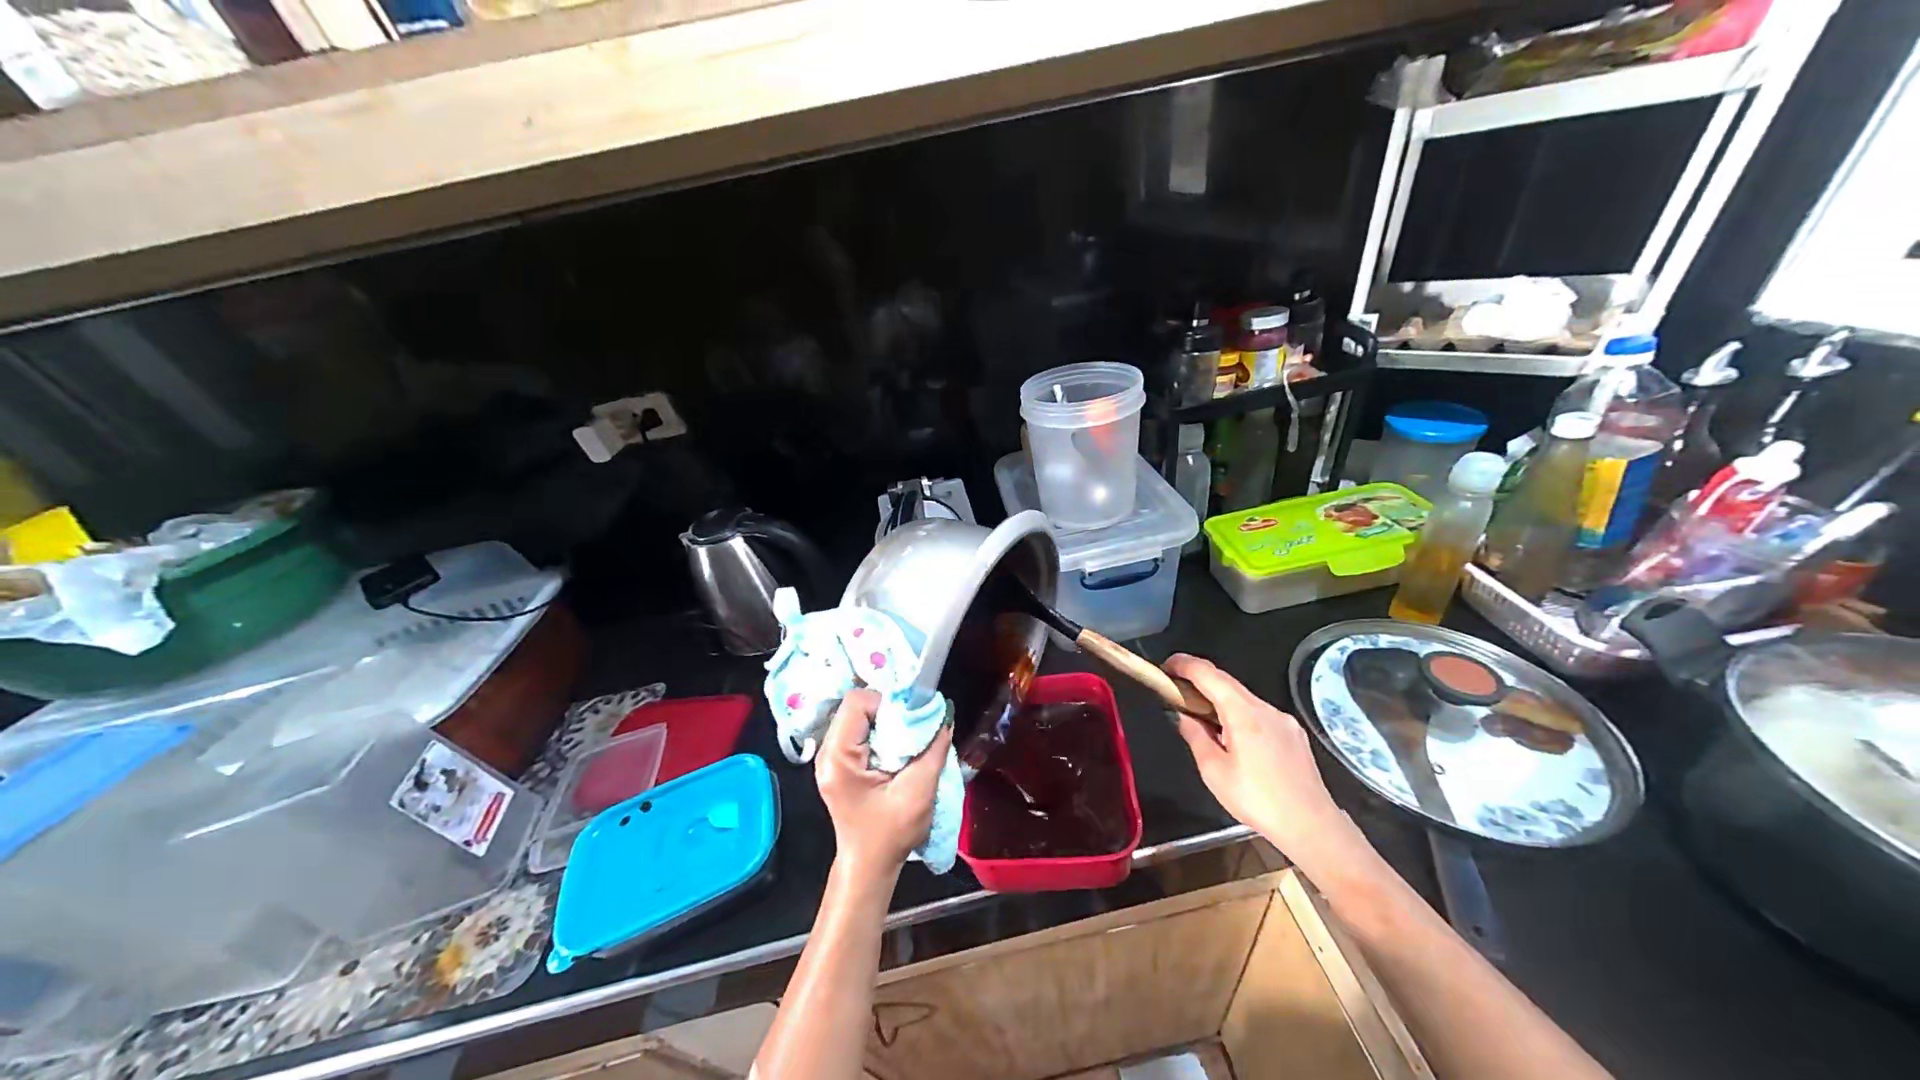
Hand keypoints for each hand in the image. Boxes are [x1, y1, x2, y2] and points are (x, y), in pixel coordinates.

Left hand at [815, 689, 951, 878]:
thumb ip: (933, 751)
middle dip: (889, 711)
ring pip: (859, 717)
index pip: (857, 702)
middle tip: (913, 729)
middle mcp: (828, 752)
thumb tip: (944, 717)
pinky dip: (881, 733)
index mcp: (838, 758)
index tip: (911, 721)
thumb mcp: (918, 793)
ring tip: (907, 741)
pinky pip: (860, 731)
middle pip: (856, 706)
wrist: (869, 865)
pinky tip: (897, 750)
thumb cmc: (889, 834)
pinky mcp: (840, 762)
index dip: (887, 703)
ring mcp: (831, 757)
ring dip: (886, 722)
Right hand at [1166, 653, 1354, 863]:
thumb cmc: (1257, 800)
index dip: (1185, 664)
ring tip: (1205, 722)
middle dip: (1201, 681)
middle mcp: (1266, 710)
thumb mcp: (1213, 771)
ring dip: (1221, 702)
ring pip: (1245, 700)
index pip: (1209, 674)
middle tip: (1178, 691)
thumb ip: (1195, 737)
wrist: (1311, 825)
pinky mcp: (1294, 735)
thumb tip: (1184, 717)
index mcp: (1243, 714)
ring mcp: (1284, 721)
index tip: (1168, 666)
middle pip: (1228, 683)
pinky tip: (1236, 740)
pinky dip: (1241, 716)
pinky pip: (1261, 715)